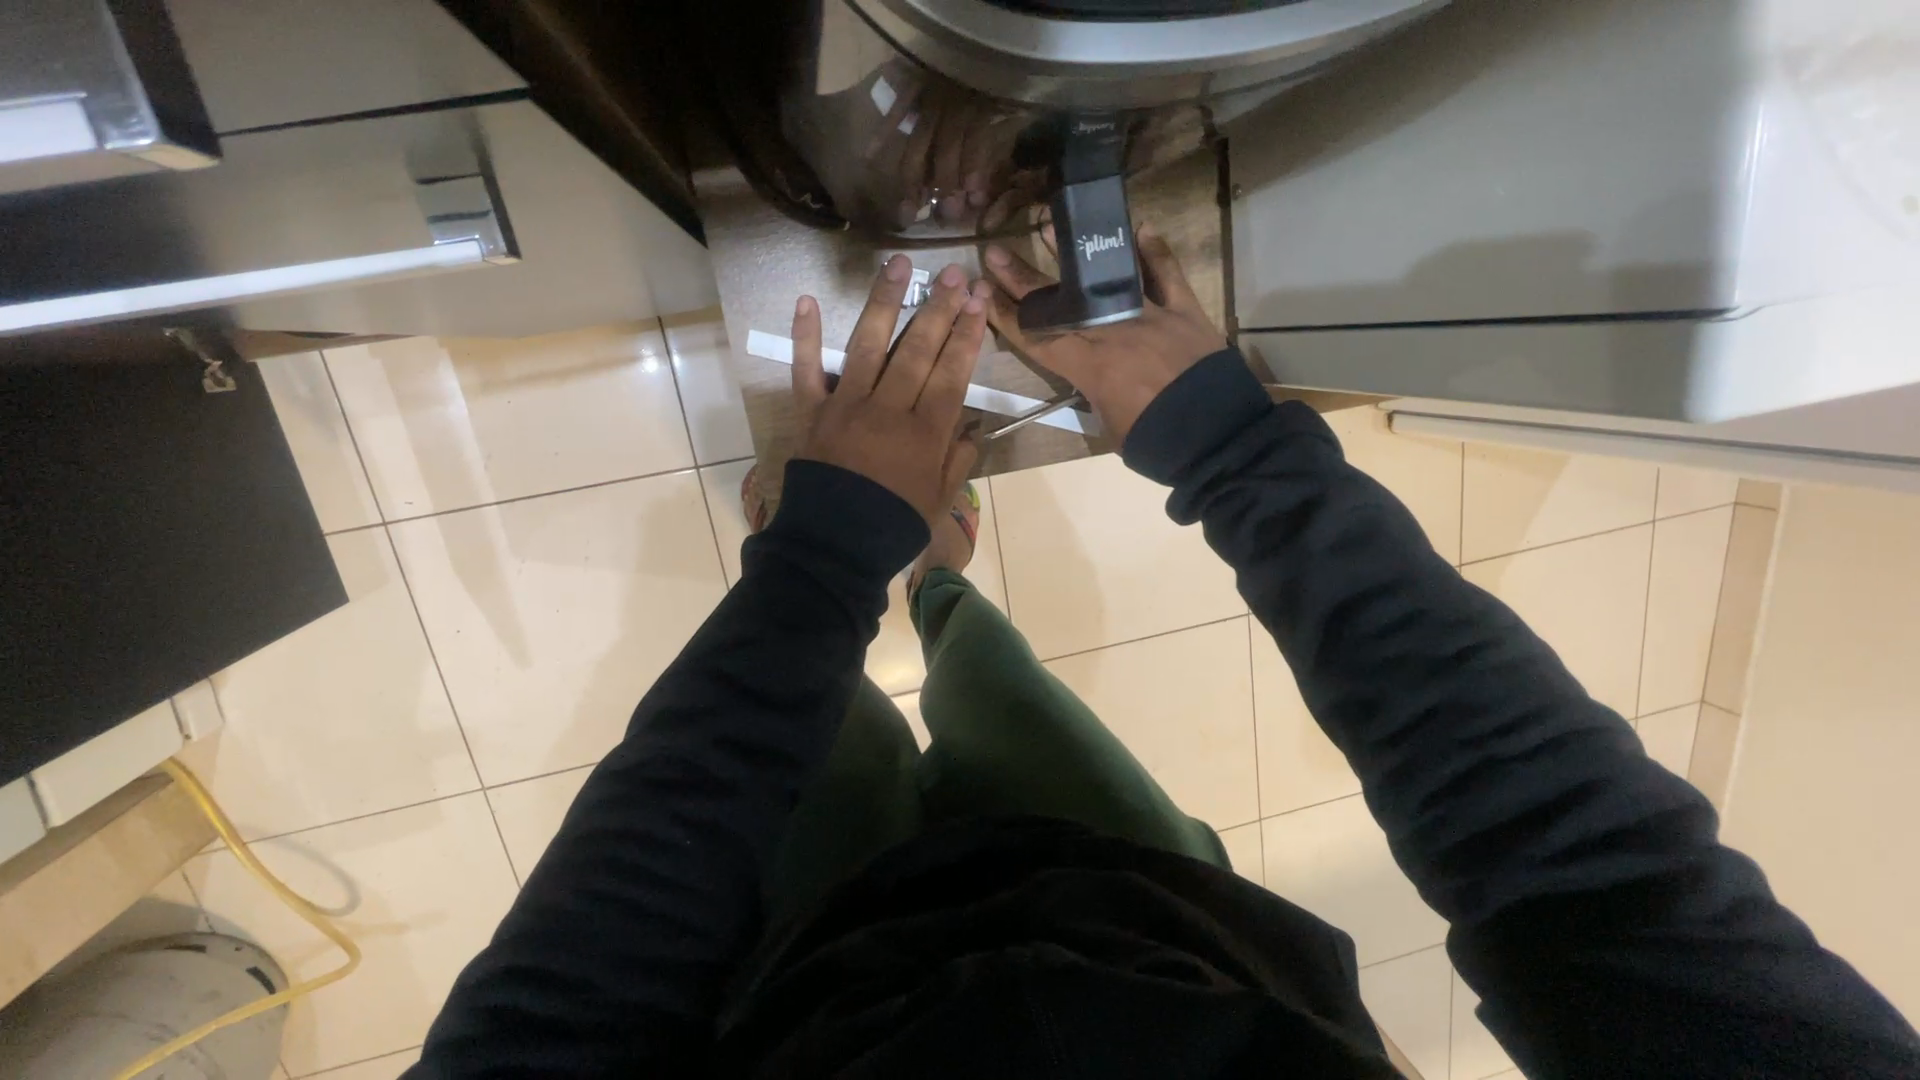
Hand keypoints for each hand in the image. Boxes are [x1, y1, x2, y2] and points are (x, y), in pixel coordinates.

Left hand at [792, 257, 987, 526]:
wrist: (834, 548)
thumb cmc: (893, 526)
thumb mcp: (939, 501)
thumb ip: (957, 461)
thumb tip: (971, 427)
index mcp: (925, 433)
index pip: (952, 373)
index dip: (968, 335)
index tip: (979, 300)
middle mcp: (889, 409)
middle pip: (918, 350)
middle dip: (939, 308)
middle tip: (954, 272)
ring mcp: (847, 406)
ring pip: (869, 345)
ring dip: (885, 302)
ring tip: (898, 264)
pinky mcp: (812, 412)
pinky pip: (807, 369)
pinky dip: (804, 336)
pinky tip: (806, 300)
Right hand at [982, 223, 1227, 441]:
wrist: (1215, 440)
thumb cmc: (1156, 444)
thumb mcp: (1110, 427)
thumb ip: (1095, 396)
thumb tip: (1095, 382)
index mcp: (1089, 365)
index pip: (1037, 336)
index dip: (1007, 316)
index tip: (985, 293)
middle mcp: (1111, 331)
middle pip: (1058, 301)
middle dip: (1022, 277)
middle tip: (997, 252)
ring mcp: (1149, 315)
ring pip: (1106, 275)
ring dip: (1077, 249)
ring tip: (1053, 224)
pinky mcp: (1185, 311)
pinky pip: (1168, 275)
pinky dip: (1156, 252)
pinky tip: (1143, 229)